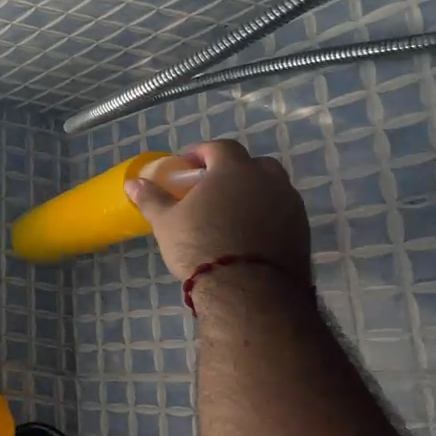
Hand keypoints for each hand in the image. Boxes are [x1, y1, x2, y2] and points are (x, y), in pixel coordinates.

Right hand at [125, 139, 310, 280]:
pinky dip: (265, 214)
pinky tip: (245, 233)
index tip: (186, 166)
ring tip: (228, 213)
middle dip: (232, 170)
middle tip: (210, 188)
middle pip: (253, 164)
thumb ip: (151, 198)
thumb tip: (133, 183)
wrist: (248, 288)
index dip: (201, 152)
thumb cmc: (200, 244)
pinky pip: (281, 211)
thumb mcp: (165, 221)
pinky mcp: (303, 230)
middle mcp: (269, 180)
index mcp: (234, 170)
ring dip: (251, 193)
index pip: (221, 147)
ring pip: (272, 188)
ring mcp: (290, 205)